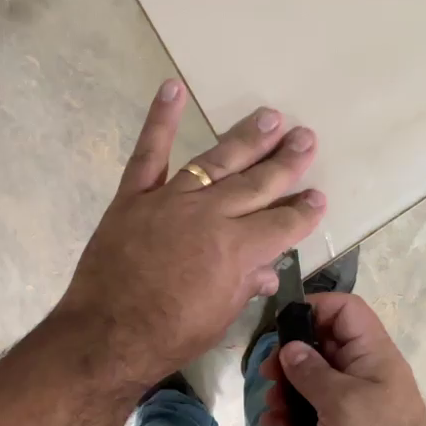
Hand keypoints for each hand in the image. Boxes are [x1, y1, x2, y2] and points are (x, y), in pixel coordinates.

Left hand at [52, 79, 327, 387]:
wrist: (106, 336)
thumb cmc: (169, 337)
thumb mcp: (218, 319)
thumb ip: (243, 288)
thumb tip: (265, 272)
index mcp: (236, 249)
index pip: (282, 224)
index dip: (303, 212)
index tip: (318, 198)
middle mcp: (210, 215)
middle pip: (256, 183)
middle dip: (286, 163)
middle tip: (306, 139)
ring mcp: (170, 201)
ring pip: (214, 161)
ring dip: (245, 138)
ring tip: (269, 117)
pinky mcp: (133, 198)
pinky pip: (149, 153)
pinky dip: (160, 120)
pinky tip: (171, 88)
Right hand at [259, 292, 425, 425]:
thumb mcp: (339, 401)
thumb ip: (311, 371)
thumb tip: (290, 348)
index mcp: (371, 350)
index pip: (344, 309)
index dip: (314, 308)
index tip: (282, 326)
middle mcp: (363, 366)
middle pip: (322, 342)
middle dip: (291, 355)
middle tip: (268, 374)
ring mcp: (355, 394)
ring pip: (314, 376)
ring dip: (288, 387)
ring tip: (270, 404)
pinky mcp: (345, 420)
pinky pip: (315, 405)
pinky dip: (294, 411)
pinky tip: (274, 424)